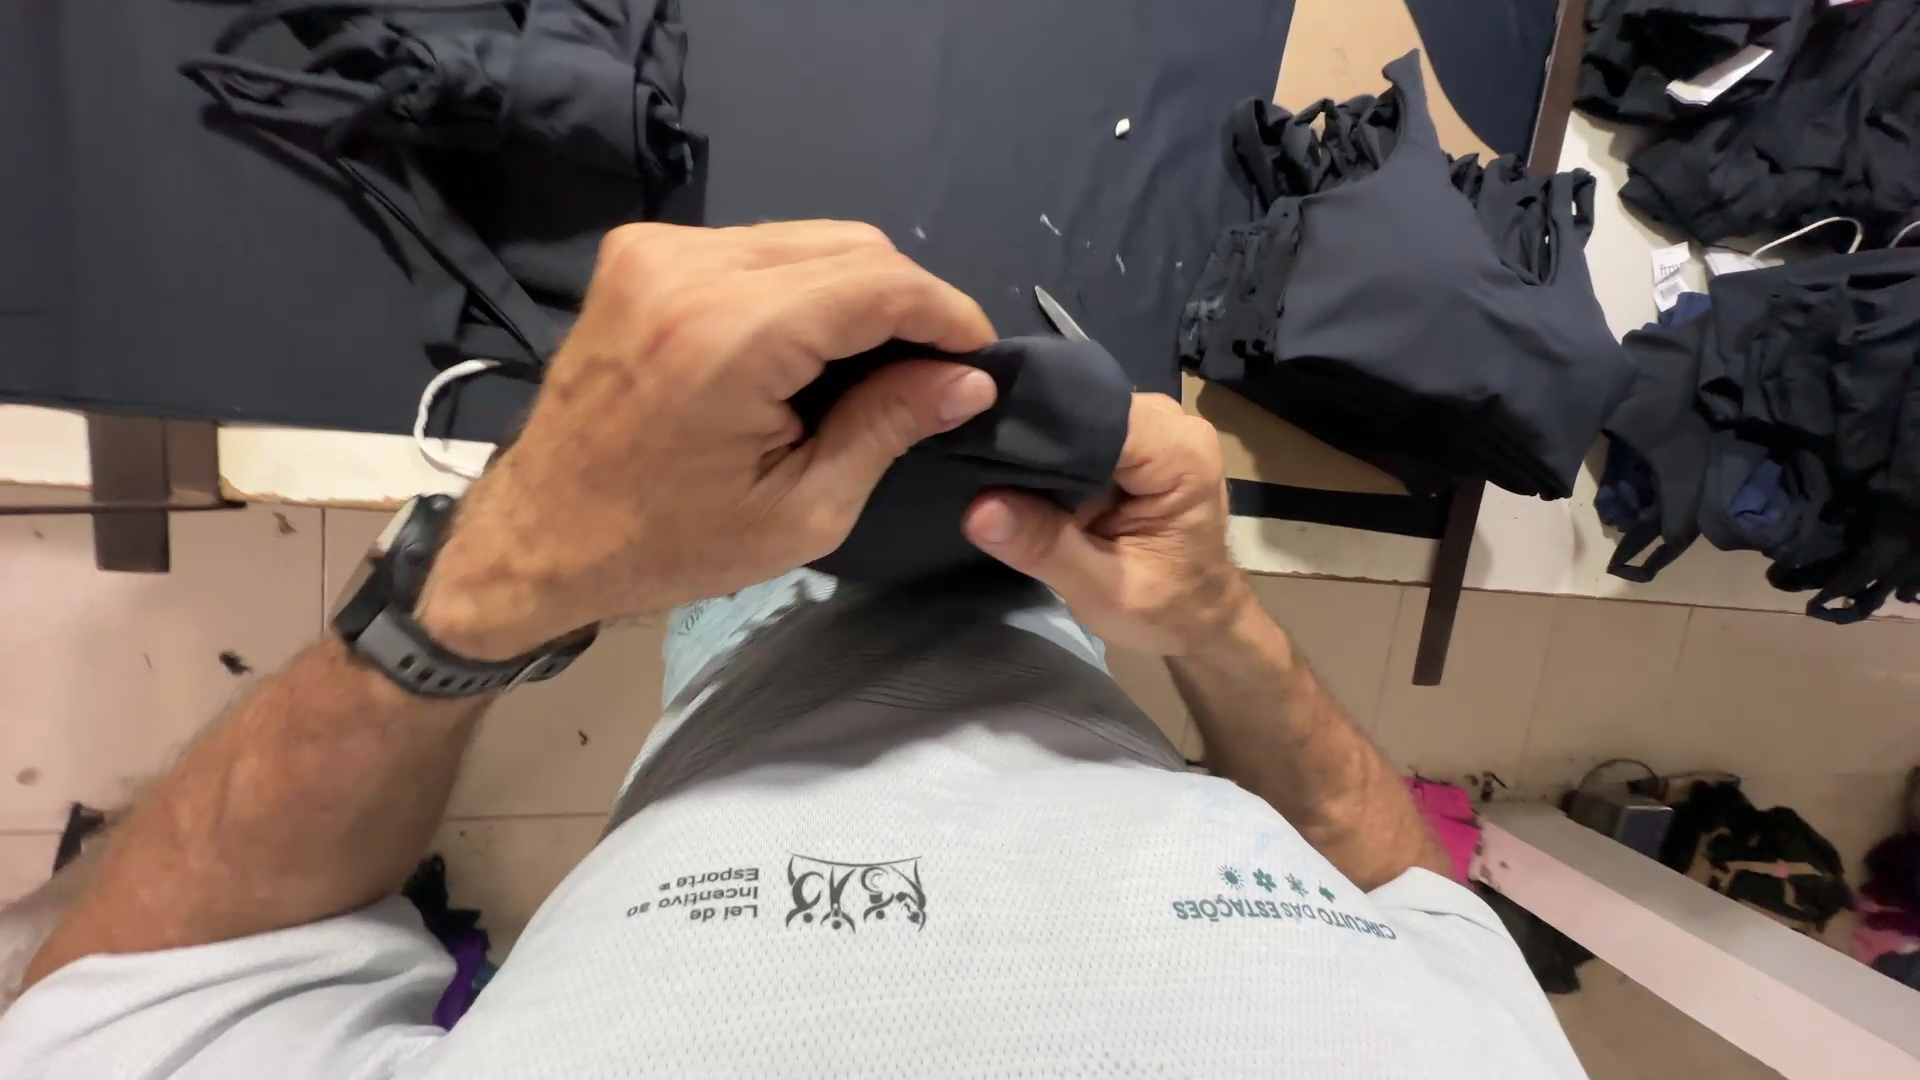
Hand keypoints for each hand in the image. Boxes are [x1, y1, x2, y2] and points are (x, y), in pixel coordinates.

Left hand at [416, 221, 998, 658]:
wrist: (541, 536)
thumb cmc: (673, 546)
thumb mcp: (803, 511)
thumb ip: (887, 428)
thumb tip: (967, 382)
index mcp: (729, 336)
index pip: (878, 284)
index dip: (947, 314)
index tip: (980, 358)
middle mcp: (689, 264)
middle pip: (851, 245)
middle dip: (911, 303)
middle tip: (935, 369)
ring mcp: (657, 249)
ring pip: (811, 239)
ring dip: (862, 294)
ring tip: (881, 363)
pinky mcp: (644, 254)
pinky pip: (763, 249)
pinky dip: (811, 290)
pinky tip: (816, 347)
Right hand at [962, 393, 1254, 655]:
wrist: (1200, 617)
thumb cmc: (1165, 609)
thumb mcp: (1101, 589)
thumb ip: (1043, 546)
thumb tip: (976, 509)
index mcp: (1178, 453)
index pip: (1092, 414)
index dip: (1035, 428)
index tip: (978, 443)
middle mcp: (1171, 424)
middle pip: (1082, 407)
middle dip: (1029, 434)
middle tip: (970, 455)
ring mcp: (1153, 426)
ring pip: (1076, 415)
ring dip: (1034, 442)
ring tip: (983, 461)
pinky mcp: (1134, 439)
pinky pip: (1081, 431)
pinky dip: (1049, 453)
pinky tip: (1014, 470)